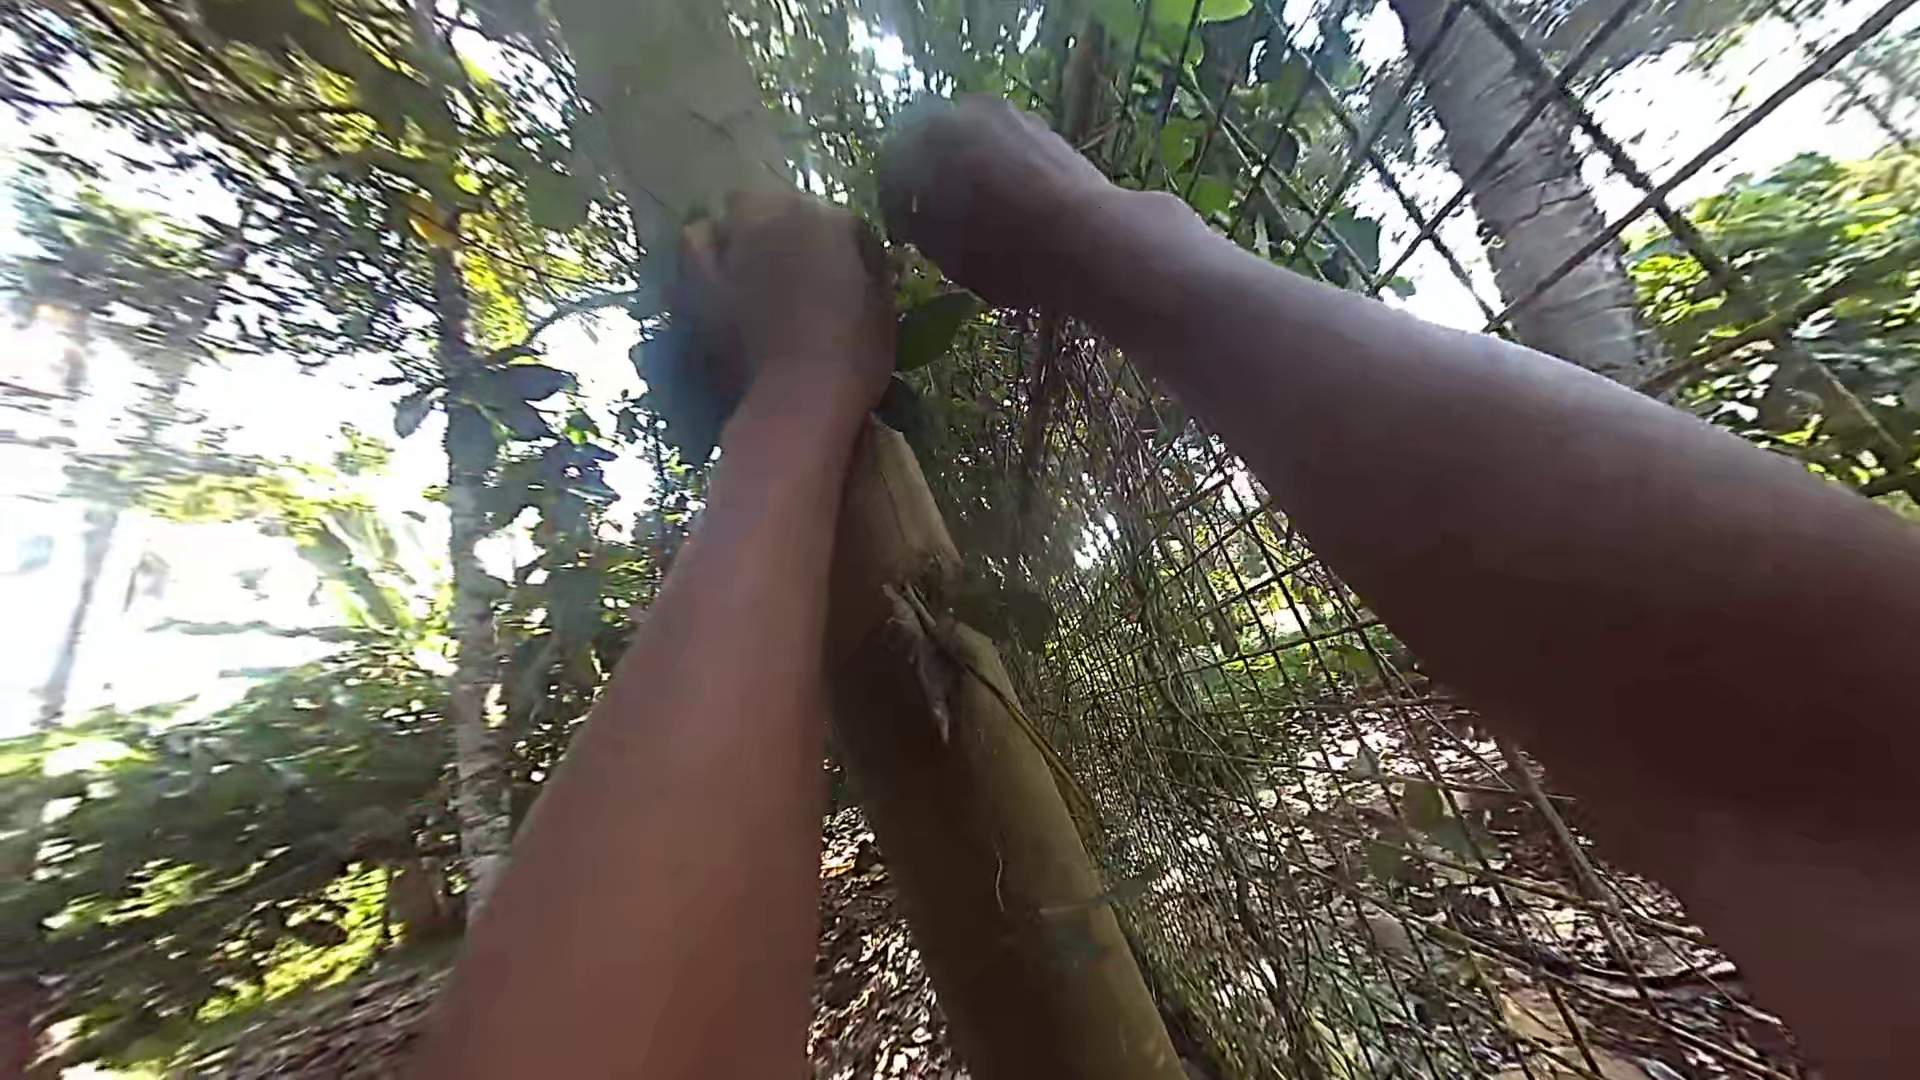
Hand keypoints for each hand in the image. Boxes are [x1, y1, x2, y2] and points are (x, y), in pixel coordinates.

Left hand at [681, 191, 893, 418]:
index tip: (860, 278)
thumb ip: (874, 279)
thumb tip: (868, 269)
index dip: (854, 252)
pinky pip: (698, 242)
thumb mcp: (884, 315)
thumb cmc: (854, 358)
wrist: (799, 397)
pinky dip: (711, 249)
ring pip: (738, 214)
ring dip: (752, 231)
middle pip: (786, 206)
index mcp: (830, 224)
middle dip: (796, 229)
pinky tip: (722, 267)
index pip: (847, 225)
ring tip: (761, 262)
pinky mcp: (701, 274)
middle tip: (807, 268)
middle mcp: (778, 217)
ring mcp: (734, 243)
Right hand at [878, 96, 1130, 308]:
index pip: (894, 168)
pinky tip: (1006, 210)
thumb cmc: (1008, 253)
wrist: (1090, 239)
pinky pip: (1004, 152)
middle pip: (932, 149)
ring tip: (971, 219)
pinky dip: (995, 176)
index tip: (901, 239)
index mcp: (932, 140)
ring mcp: (1011, 116)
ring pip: (971, 147)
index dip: (893, 207)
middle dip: (928, 186)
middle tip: (932, 225)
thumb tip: (916, 222)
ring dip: (963, 178)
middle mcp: (968, 113)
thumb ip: (923, 232)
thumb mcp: (951, 256)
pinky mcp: (1045, 132)